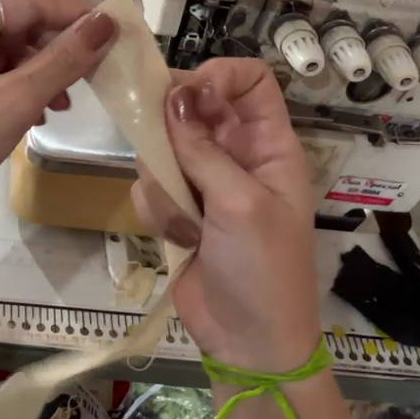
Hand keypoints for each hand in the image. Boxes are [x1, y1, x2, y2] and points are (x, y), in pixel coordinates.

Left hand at [0, 0, 117, 222]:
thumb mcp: (14, 100)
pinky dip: (21, 92)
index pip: (27, 1)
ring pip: (8, 55)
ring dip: (42, 74)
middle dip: (57, 49)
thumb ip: (63, 59)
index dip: (74, 13)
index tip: (116, 32)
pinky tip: (40, 115)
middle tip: (96, 74)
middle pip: (17, 26)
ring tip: (67, 104)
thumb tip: (106, 24)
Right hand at [130, 59, 320, 371]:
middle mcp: (235, 157)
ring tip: (188, 222)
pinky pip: (150, 187)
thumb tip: (173, 98)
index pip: (249, 83)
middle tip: (168, 154)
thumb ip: (203, 150)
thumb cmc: (263, 269)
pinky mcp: (177, 211)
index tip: (186, 95)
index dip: (219, 77)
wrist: (248, 341)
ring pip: (163, 150)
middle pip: (194, 110)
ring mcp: (204, 185)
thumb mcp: (241, 205)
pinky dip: (158, 212)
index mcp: (270, 147)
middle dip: (174, 132)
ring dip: (167, 185)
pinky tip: (180, 240)